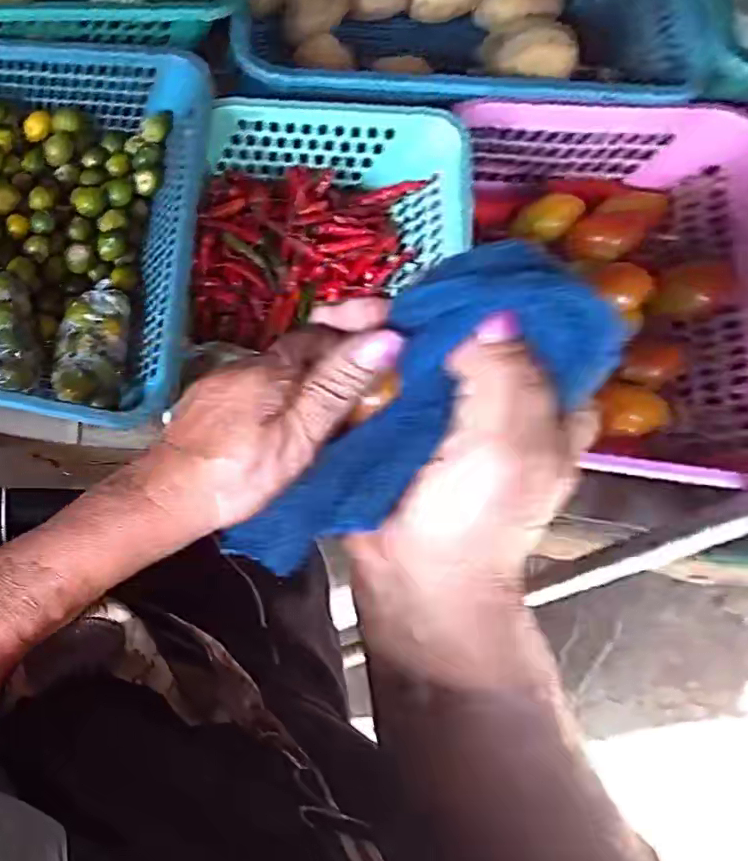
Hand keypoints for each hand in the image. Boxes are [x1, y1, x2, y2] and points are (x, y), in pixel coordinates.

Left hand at [124, 323, 403, 535]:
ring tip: (343, 395)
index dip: (356, 330)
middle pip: (294, 351)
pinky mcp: (202, 408)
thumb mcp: (297, 436)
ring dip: (307, 375)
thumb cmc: (235, 476)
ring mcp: (214, 388)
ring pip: (272, 371)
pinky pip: (251, 389)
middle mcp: (236, 370)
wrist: (164, 498)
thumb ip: (336, 387)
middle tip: (376, 368)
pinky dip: (278, 393)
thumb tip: (384, 336)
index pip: (318, 334)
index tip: (393, 329)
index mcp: (264, 371)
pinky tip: (291, 413)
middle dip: (335, 353)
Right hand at [344, 312, 597, 594]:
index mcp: (540, 400)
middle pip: (452, 340)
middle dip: (408, 317)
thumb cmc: (469, 518)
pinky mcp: (379, 432)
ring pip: (406, 361)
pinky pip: (369, 389)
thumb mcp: (504, 446)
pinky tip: (320, 355)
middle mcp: (485, 400)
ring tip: (328, 321)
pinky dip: (348, 369)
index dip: (479, 302)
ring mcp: (429, 416)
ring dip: (369, 339)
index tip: (431, 287)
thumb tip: (490, 312)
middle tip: (355, 306)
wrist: (408, 573)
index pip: (520, 330)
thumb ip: (503, 380)